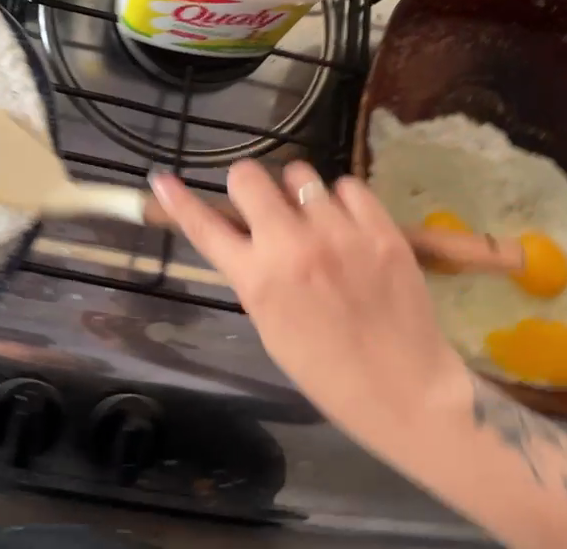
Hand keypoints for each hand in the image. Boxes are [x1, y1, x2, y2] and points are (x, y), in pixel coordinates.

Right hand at [151, 161, 470, 428]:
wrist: (404, 390)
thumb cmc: (327, 371)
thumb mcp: (271, 325)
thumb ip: (254, 274)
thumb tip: (243, 234)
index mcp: (258, 279)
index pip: (204, 227)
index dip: (179, 201)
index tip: (162, 180)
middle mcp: (293, 246)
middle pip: (249, 176)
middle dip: (249, 187)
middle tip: (264, 206)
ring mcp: (339, 233)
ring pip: (301, 175)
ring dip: (299, 194)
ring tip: (314, 220)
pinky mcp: (380, 229)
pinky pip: (348, 186)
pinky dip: (342, 201)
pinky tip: (347, 226)